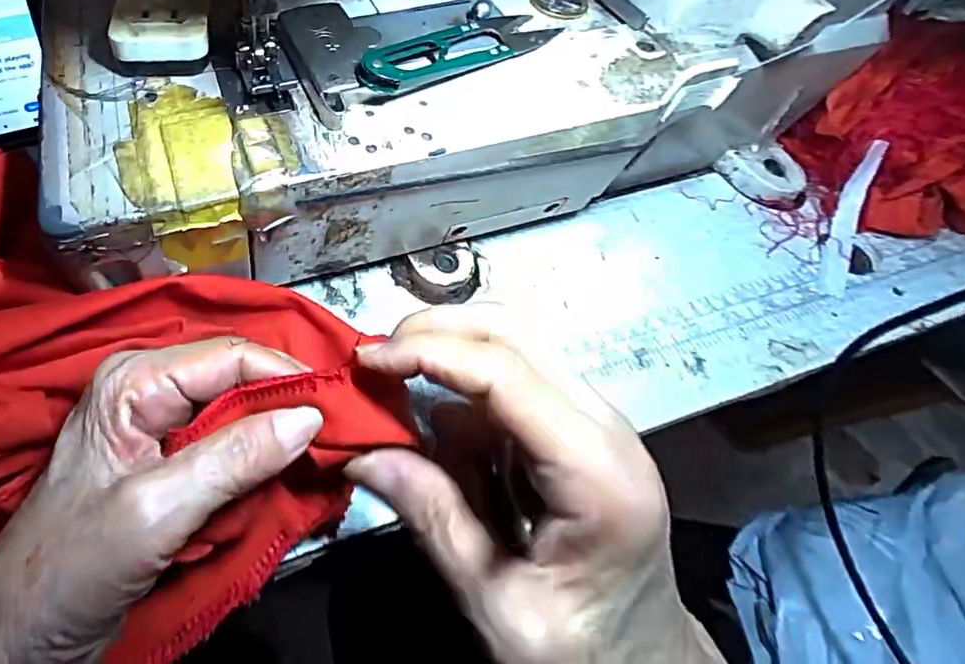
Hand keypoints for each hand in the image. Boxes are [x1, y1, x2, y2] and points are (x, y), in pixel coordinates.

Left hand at [0, 337, 324, 662]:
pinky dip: (254, 452)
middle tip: (337, 430)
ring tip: (321, 450)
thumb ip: (232, 460)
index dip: (283, 375)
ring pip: (231, 406)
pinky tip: (284, 467)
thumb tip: (306, 417)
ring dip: (273, 428)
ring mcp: (152, 419)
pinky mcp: (162, 454)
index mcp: (132, 378)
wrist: (27, 622)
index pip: (226, 356)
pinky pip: (220, 438)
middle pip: (231, 375)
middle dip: (283, 400)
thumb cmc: (74, 561)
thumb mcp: (157, 509)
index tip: (336, 406)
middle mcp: (144, 384)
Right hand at [345, 306, 721, 663]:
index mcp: (597, 475)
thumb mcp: (498, 605)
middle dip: (432, 332)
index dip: (427, 353)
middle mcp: (605, 427)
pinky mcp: (574, 420)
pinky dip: (458, 385)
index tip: (367, 363)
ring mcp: (593, 418)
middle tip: (377, 359)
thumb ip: (431, 519)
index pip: (503, 373)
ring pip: (508, 339)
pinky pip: (506, 374)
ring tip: (395, 387)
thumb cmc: (585, 651)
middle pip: (510, 332)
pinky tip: (437, 432)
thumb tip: (360, 453)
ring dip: (443, 351)